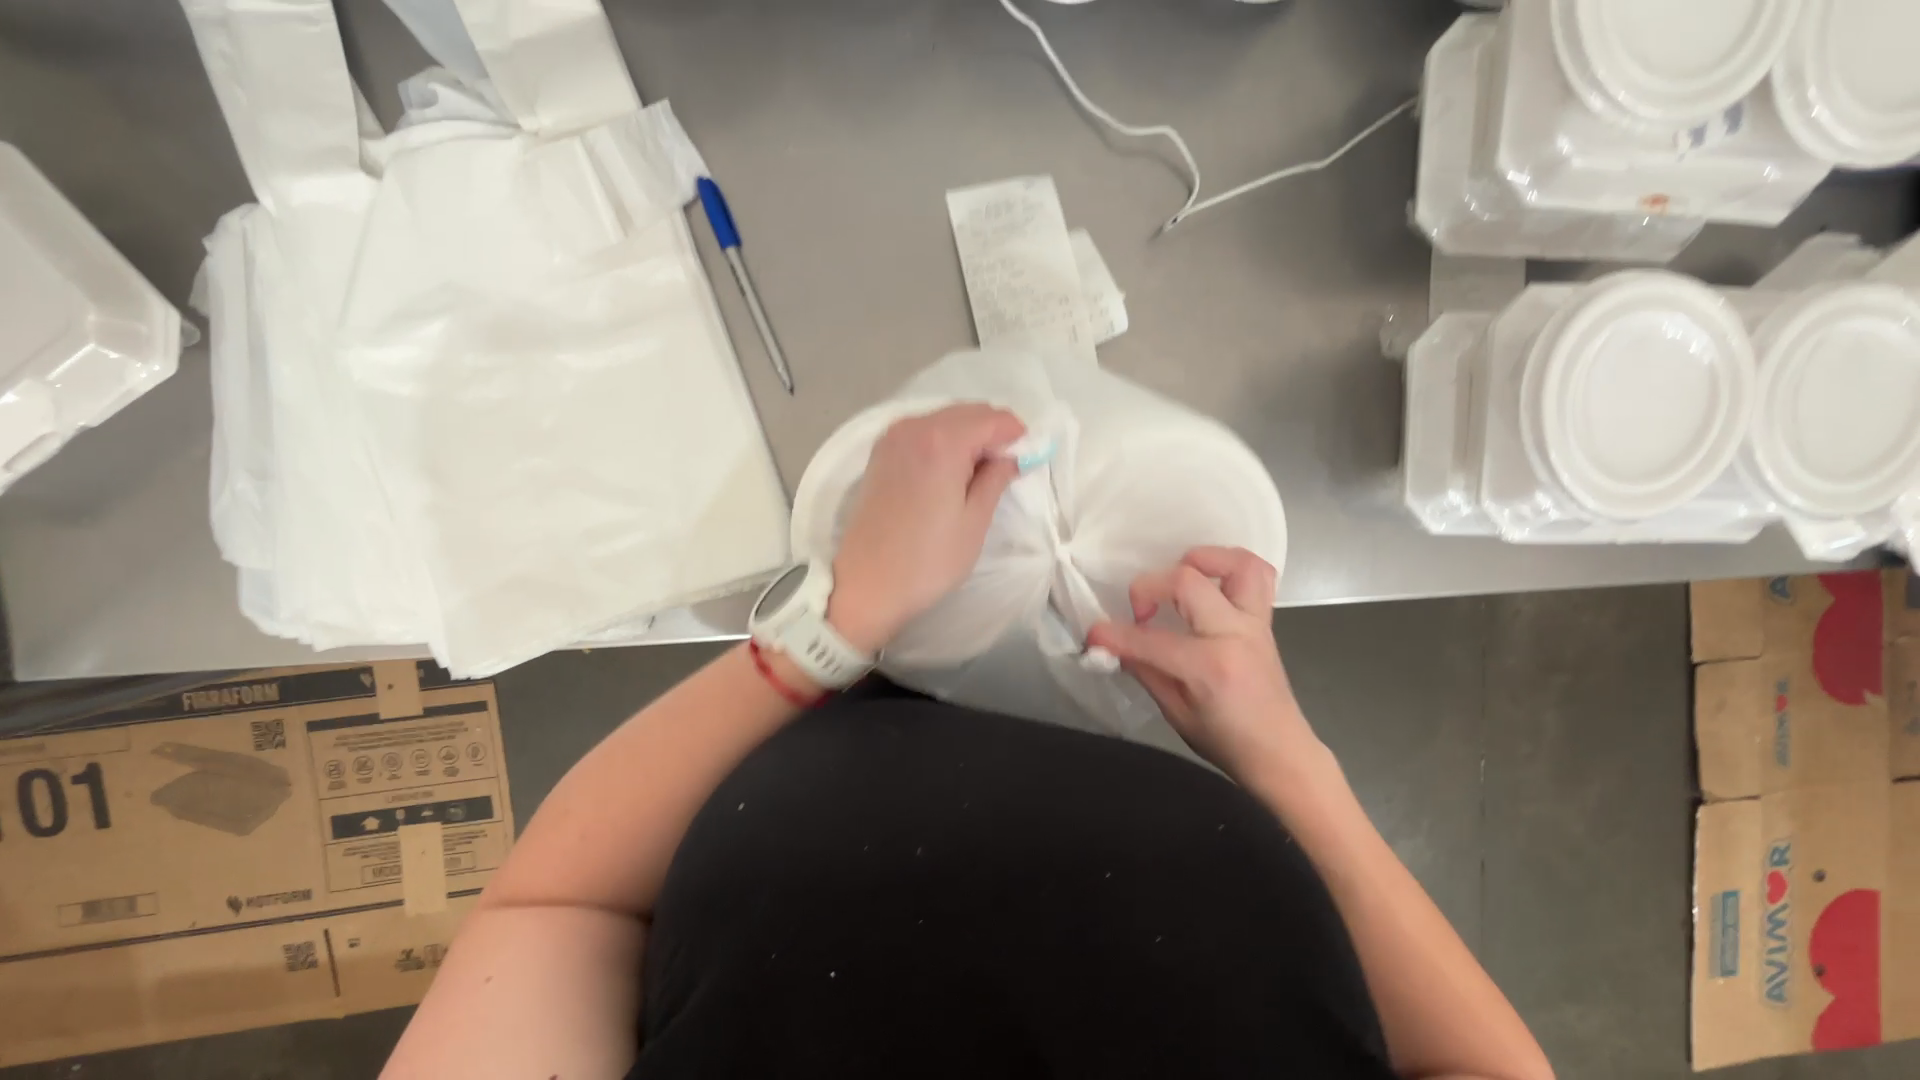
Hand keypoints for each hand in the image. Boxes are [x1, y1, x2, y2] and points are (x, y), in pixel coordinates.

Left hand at [827, 404, 1025, 653]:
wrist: (867, 585)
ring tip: (978, 476)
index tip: (1027, 460)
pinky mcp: (880, 454)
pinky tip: (950, 474)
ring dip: (967, 437)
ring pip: (944, 420)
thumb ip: (996, 479)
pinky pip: (922, 432)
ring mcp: (892, 438)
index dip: (1016, 435)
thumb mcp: (974, 521)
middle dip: (992, 433)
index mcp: (942, 441)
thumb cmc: (927, 560)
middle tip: (1006, 470)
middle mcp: (914, 427)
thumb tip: (1010, 457)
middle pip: (967, 412)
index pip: (993, 418)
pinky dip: (943, 442)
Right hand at [1085, 547, 1317, 777]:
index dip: (1113, 635)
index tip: (1093, 635)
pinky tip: (1206, 585)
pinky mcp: (1264, 621)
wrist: (1280, 754)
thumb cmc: (1226, 741)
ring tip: (1179, 577)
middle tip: (1140, 612)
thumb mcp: (1175, 713)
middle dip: (1150, 586)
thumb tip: (1112, 646)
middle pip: (1188, 581)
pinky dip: (1229, 569)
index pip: (1150, 640)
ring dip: (1203, 560)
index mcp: (1210, 667)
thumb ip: (1144, 671)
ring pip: (1239, 564)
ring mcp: (1255, 624)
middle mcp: (1235, 635)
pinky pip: (1257, 578)